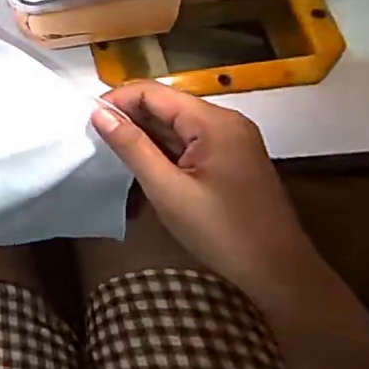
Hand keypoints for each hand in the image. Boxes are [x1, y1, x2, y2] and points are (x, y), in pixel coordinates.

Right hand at [90, 81, 313, 286]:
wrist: (281, 275)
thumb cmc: (222, 233)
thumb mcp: (168, 190)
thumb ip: (132, 147)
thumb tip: (98, 113)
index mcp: (214, 122)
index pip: (153, 93)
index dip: (117, 101)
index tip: (87, 120)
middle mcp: (225, 122)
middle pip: (166, 106)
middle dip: (129, 119)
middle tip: (95, 140)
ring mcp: (232, 140)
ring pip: (176, 125)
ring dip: (144, 137)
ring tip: (112, 155)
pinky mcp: (232, 159)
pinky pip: (189, 143)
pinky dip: (164, 152)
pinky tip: (143, 167)